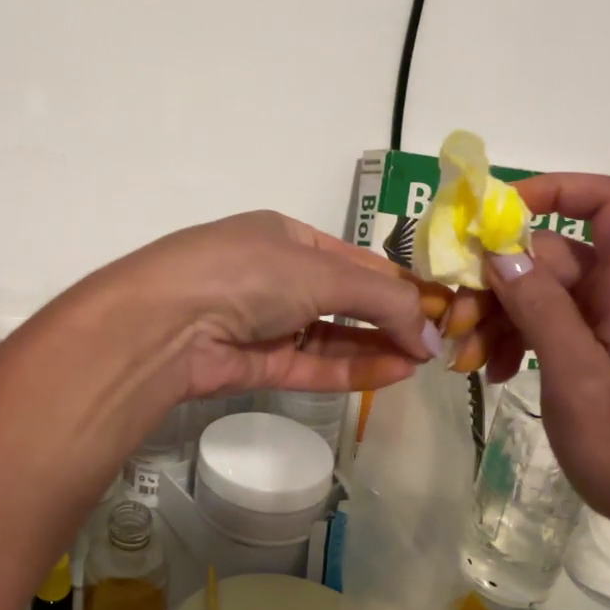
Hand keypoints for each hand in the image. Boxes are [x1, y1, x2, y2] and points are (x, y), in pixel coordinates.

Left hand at [97, 211, 462, 398]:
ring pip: (332, 335)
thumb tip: (430, 333)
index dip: (398, 282)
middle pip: (345, 298)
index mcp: (284, 237)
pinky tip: (396, 371)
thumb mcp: (321, 272)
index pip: (354, 259)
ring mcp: (264, 322)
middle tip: (442, 340)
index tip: (443, 305)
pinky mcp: (257, 364)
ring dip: (378, 345)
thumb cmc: (247, 274)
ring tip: (426, 360)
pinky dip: (354, 369)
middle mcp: (274, 276)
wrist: (167, 322)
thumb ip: (381, 300)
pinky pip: (314, 365)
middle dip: (391, 317)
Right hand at [479, 175, 609, 559]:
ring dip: (504, 315)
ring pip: (554, 294)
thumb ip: (542, 310)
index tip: (492, 217)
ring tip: (466, 357)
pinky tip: (496, 373)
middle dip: (500, 277)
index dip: (555, 190)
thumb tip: (502, 251)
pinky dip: (524, 340)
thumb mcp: (581, 382)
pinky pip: (564, 328)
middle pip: (562, 254)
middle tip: (455, 318)